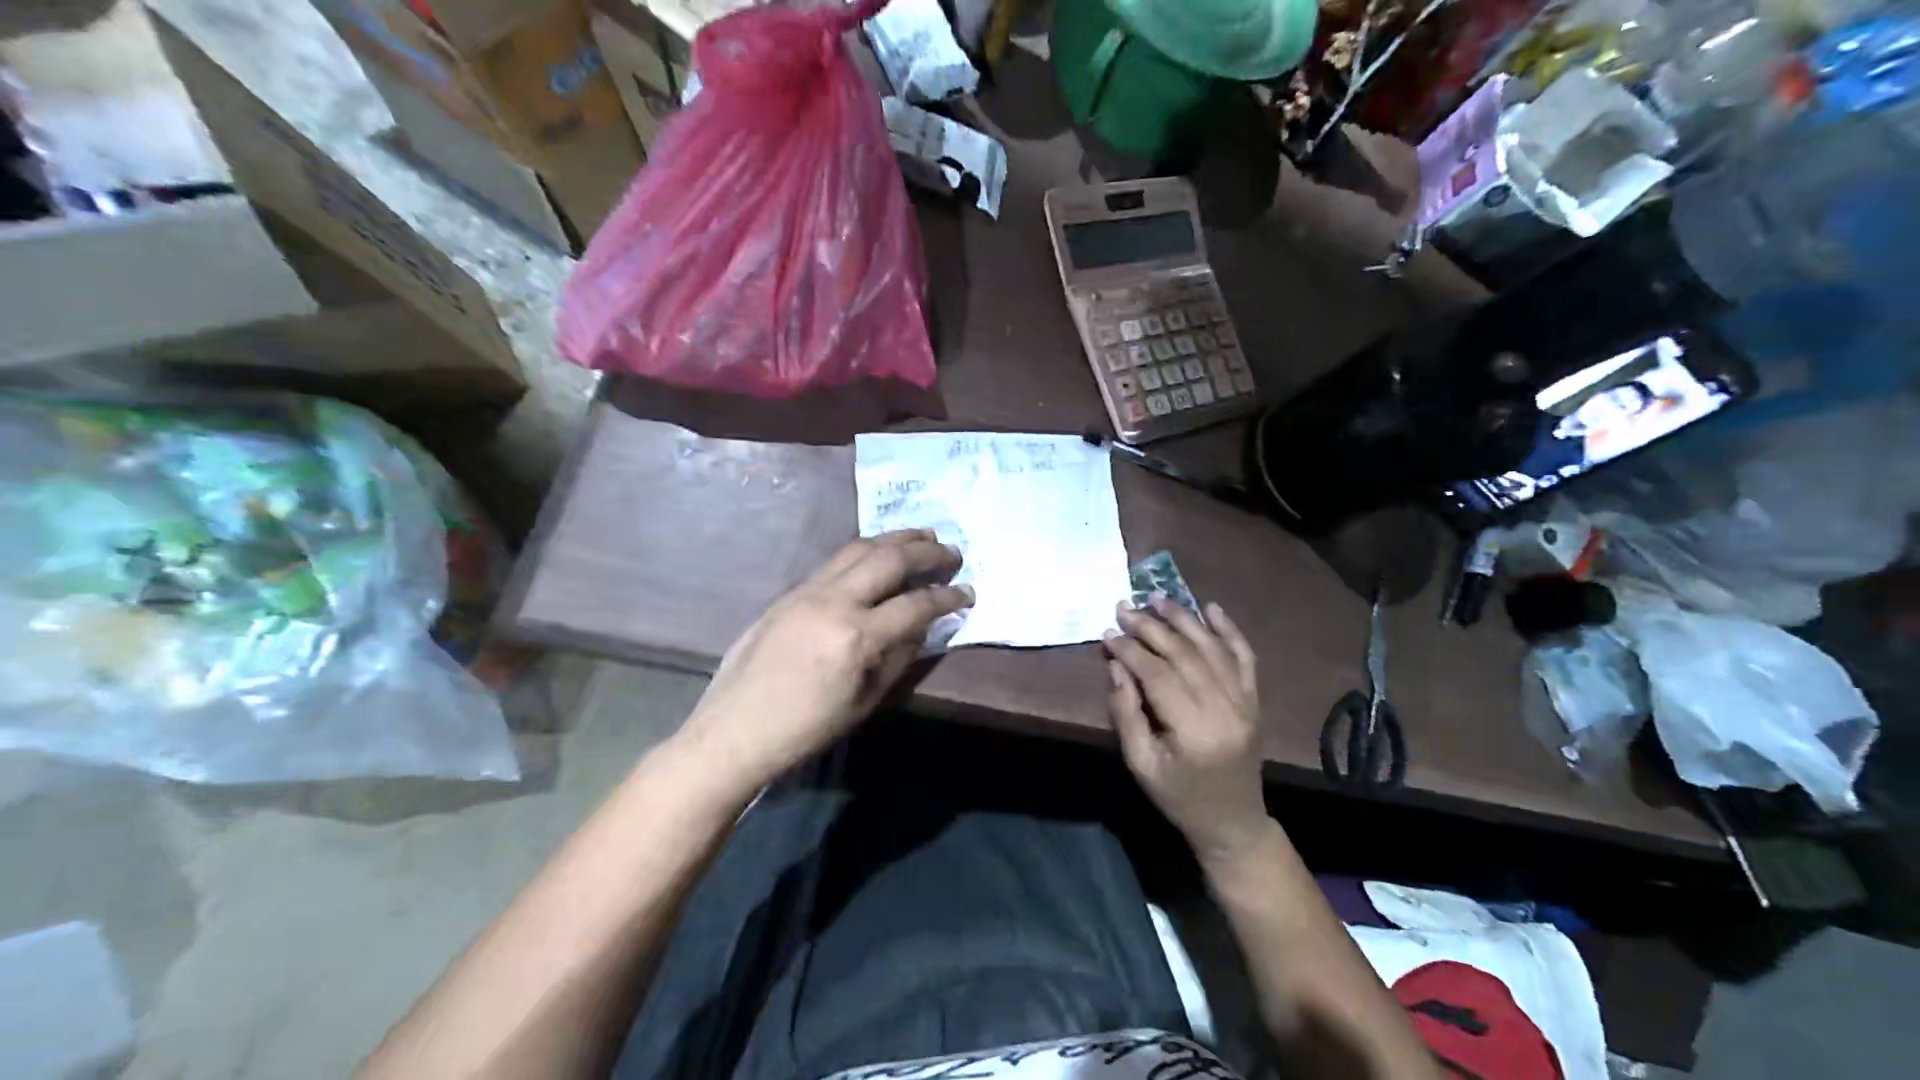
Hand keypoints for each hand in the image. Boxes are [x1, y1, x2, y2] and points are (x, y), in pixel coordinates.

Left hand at [678, 530, 972, 791]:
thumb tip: (924, 626)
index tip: (968, 592)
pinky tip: (879, 554)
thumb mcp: (865, 701)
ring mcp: (808, 591)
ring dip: (895, 539)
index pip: (916, 604)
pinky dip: (865, 550)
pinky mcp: (791, 591)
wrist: (735, 728)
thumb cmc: (806, 728)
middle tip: (952, 551)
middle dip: (927, 551)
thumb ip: (900, 657)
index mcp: (856, 637)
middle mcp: (834, 602)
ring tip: (922, 536)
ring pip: (859, 548)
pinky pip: (836, 560)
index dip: (948, 596)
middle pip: (889, 559)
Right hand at [1104, 595, 1271, 865]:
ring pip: (1212, 649)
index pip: (1157, 675)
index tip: (1107, 632)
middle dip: (1151, 627)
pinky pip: (1245, 657)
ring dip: (1184, 619)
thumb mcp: (1141, 763)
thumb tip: (1116, 665)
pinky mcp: (1255, 700)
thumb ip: (1126, 713)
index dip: (1130, 650)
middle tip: (1125, 606)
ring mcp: (1245, 702)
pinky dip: (1230, 630)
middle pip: (1184, 655)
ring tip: (1158, 597)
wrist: (1233, 822)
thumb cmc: (1178, 797)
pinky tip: (1212, 608)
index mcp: (1194, 730)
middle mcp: (1225, 709)